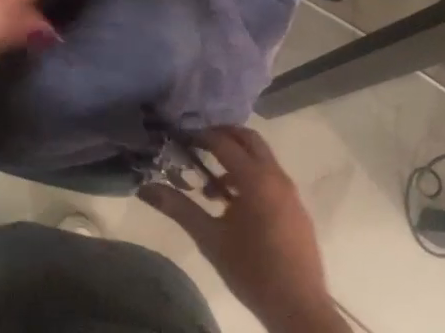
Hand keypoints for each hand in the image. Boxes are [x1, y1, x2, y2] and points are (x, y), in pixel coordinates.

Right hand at [140, 127, 346, 332]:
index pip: (223, 142)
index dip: (199, 136)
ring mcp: (290, 193)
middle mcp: (276, 177)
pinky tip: (234, 207)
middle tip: (196, 146)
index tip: (178, 138)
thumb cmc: (252, 270)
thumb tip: (145, 188)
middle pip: (248, 139)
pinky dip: (251, 178)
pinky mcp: (296, 209)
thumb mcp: (210, 238)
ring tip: (211, 188)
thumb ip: (179, 208)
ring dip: (236, 161)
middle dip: (222, 136)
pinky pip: (271, 178)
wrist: (299, 308)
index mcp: (255, 179)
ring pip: (261, 159)